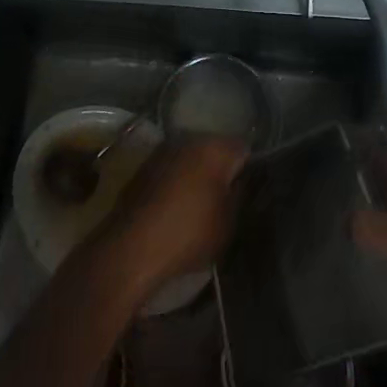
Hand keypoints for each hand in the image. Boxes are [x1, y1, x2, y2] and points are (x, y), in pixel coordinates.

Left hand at [92, 136, 247, 292]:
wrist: (133, 246)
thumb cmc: (189, 233)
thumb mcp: (229, 222)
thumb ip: (240, 195)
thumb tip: (242, 181)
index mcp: (213, 148)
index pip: (243, 148)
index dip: (251, 168)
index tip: (253, 189)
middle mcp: (187, 140)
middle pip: (215, 149)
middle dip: (223, 169)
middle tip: (230, 197)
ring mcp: (162, 151)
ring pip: (190, 158)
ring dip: (198, 174)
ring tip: (204, 203)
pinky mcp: (143, 167)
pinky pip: (171, 169)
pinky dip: (177, 181)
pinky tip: (179, 205)